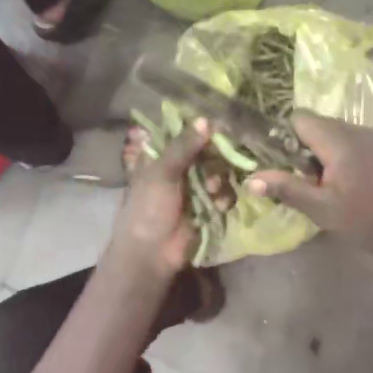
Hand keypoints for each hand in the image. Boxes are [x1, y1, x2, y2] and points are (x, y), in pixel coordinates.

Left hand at [102, 120, 209, 282]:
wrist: (152, 253)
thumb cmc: (148, 207)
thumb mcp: (162, 172)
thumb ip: (184, 146)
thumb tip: (206, 120)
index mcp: (160, 156)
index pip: (182, 133)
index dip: (200, 128)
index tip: (220, 122)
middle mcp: (178, 169)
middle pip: (206, 152)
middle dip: (215, 157)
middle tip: (221, 160)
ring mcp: (193, 188)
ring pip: (218, 172)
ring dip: (219, 179)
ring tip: (213, 189)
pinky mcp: (207, 207)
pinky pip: (224, 194)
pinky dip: (224, 197)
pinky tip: (220, 204)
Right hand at [247, 113, 372, 260]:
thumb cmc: (369, 220)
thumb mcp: (322, 209)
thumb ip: (286, 189)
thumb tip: (251, 180)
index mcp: (338, 140)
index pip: (299, 118)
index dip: (284, 136)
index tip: (281, 162)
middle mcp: (357, 130)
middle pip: (318, 125)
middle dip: (304, 148)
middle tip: (302, 180)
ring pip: (338, 134)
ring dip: (325, 154)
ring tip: (326, 186)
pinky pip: (356, 143)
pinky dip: (345, 157)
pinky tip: (352, 186)